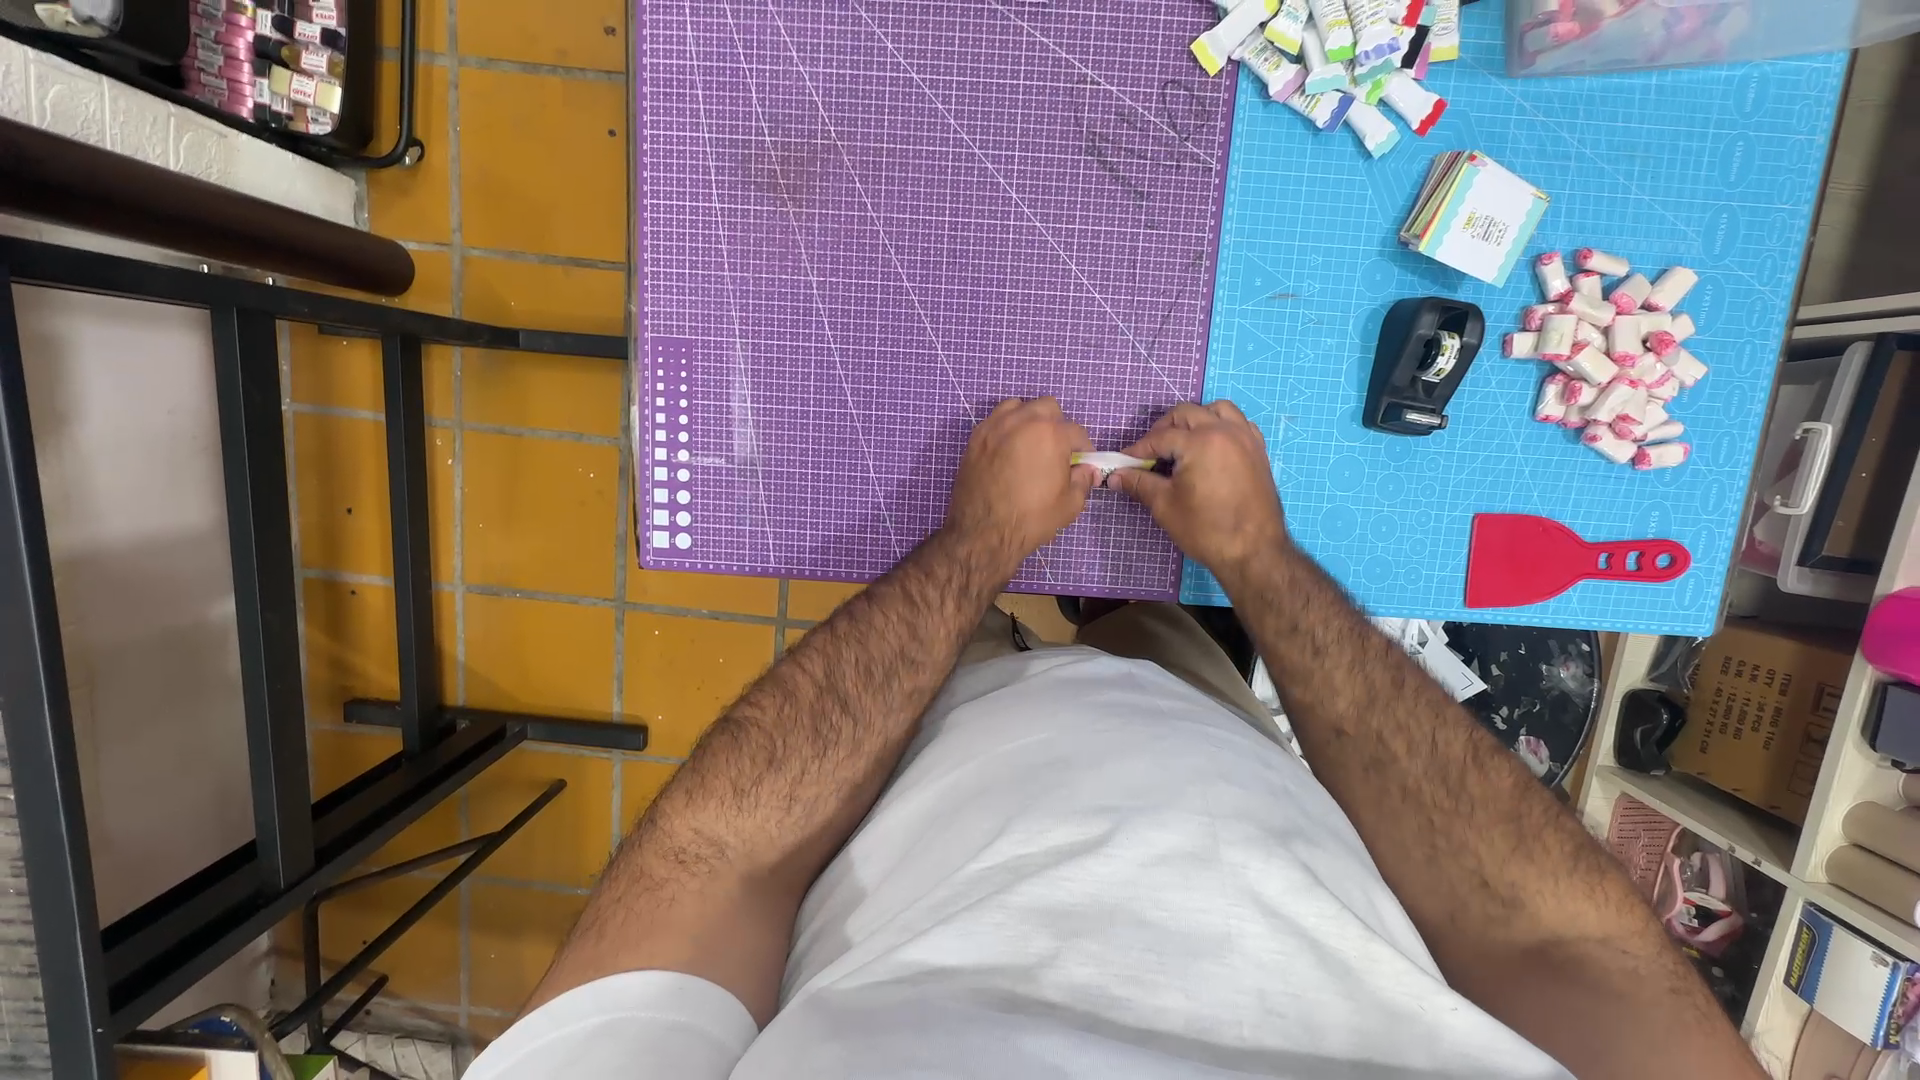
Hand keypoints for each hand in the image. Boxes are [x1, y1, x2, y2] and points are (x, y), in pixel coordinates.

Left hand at [945, 397, 1097, 574]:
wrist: (982, 532)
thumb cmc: (1031, 519)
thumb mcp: (1070, 504)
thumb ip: (1083, 480)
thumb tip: (1087, 470)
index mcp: (1051, 434)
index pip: (1077, 432)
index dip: (1084, 448)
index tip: (1083, 462)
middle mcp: (1023, 421)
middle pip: (1048, 408)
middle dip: (1057, 425)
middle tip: (1056, 450)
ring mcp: (996, 426)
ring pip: (1020, 407)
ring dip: (1030, 420)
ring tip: (1031, 444)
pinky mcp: (977, 437)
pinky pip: (996, 419)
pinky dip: (1007, 427)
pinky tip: (1009, 447)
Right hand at [1106, 401, 1288, 578]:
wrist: (1254, 551)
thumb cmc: (1206, 529)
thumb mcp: (1165, 506)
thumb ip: (1139, 483)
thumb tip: (1114, 476)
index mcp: (1200, 442)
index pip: (1160, 437)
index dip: (1138, 450)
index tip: (1124, 462)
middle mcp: (1225, 431)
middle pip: (1186, 414)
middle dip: (1163, 429)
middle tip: (1150, 454)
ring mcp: (1245, 438)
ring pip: (1216, 410)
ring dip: (1195, 419)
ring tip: (1182, 443)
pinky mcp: (1258, 450)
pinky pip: (1238, 423)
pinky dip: (1221, 426)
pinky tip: (1211, 447)